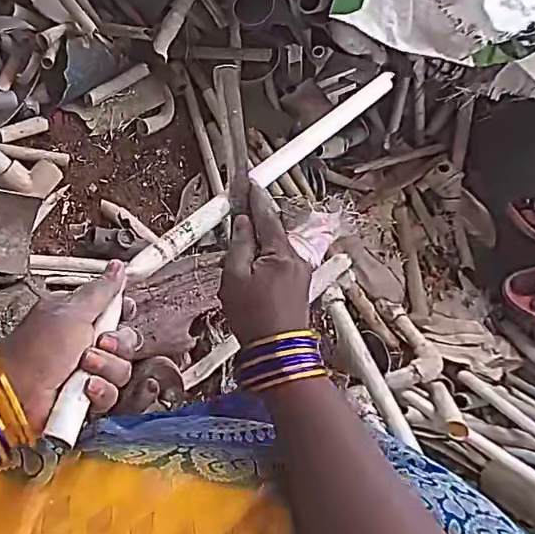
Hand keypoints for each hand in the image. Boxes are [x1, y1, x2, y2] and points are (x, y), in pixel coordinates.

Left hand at [0, 264, 135, 429]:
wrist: (19, 392)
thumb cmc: (37, 348)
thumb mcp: (72, 312)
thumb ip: (100, 291)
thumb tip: (117, 267)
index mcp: (78, 317)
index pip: (114, 311)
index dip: (122, 313)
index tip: (123, 312)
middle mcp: (85, 343)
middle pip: (126, 341)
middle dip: (117, 343)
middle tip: (98, 342)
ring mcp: (87, 372)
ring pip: (121, 369)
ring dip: (105, 367)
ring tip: (84, 367)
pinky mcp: (87, 398)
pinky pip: (111, 394)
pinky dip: (100, 391)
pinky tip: (85, 388)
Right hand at [221, 179, 312, 345]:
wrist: (276, 350)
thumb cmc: (255, 318)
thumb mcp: (234, 276)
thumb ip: (238, 245)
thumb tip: (240, 225)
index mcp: (282, 253)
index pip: (267, 215)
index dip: (255, 197)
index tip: (249, 183)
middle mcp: (297, 259)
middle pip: (271, 230)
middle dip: (253, 225)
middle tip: (235, 217)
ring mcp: (300, 272)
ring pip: (274, 247)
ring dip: (257, 244)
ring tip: (238, 254)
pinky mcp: (298, 285)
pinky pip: (279, 261)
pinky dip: (264, 258)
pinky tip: (250, 269)